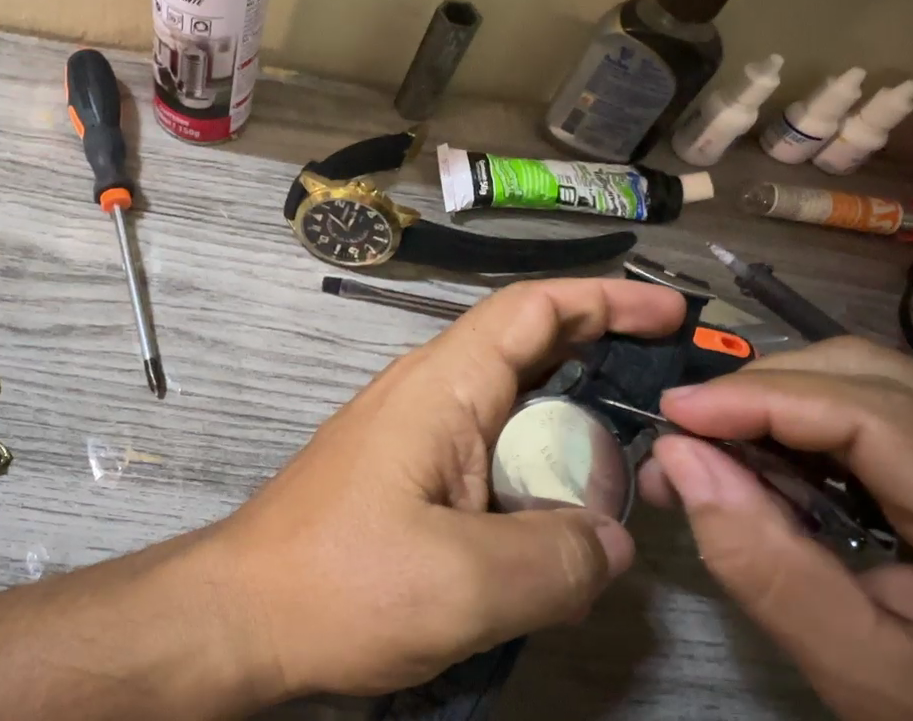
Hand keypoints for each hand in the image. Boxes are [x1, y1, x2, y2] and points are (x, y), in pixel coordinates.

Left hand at [210, 278, 686, 696]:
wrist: (242, 612)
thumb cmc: (343, 582)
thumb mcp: (469, 582)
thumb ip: (560, 558)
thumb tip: (612, 539)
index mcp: (442, 387)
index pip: (530, 311)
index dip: (602, 300)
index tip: (670, 316)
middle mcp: (425, 392)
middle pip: (524, 349)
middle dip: (598, 356)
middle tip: (670, 391)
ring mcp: (409, 433)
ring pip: (507, 408)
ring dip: (568, 425)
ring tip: (629, 463)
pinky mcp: (401, 474)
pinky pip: (484, 451)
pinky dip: (533, 466)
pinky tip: (560, 512)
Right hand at [639, 337, 912, 719]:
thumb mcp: (870, 681)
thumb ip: (769, 570)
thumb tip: (677, 458)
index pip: (881, 417)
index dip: (763, 399)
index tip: (670, 416)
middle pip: (878, 376)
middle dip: (762, 393)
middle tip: (683, 440)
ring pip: (879, 381)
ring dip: (781, 405)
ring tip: (712, 453)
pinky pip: (893, 414)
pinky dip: (813, 427)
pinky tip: (773, 466)